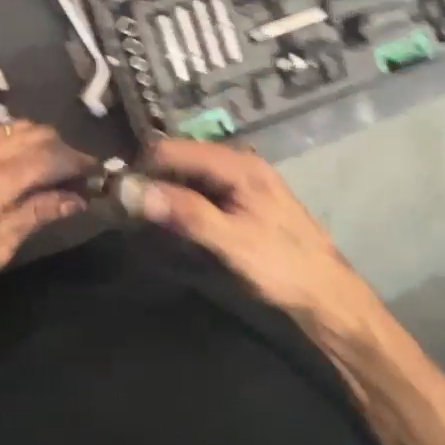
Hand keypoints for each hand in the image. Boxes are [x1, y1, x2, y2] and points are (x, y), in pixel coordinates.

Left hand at [0, 122, 91, 311]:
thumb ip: (33, 217)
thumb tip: (73, 199)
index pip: (48, 156)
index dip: (77, 162)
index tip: (97, 174)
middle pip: (34, 133)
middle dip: (62, 149)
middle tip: (78, 175)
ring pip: (13, 129)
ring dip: (39, 142)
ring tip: (52, 170)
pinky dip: (15, 141)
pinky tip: (19, 165)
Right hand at [140, 139, 376, 324]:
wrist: (326, 295)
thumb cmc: (281, 267)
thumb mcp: (231, 242)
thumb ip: (185, 213)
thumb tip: (133, 190)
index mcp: (237, 164)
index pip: (171, 149)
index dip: (142, 169)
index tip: (118, 196)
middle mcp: (239, 162)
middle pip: (179, 157)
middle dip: (151, 177)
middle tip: (126, 209)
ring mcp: (242, 179)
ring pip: (188, 172)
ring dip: (164, 189)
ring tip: (143, 217)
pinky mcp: (243, 197)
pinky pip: (201, 187)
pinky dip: (180, 199)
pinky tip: (171, 222)